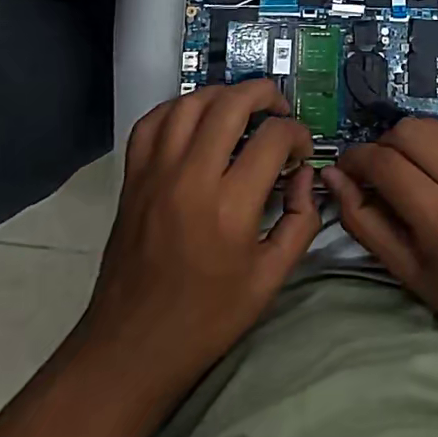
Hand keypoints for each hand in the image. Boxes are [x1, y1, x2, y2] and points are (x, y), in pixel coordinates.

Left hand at [76, 80, 319, 382]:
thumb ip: (300, 222)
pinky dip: (176, 108)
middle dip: (263, 94)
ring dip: (221, 94)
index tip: (301, 149)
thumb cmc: (208, 317)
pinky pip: (152, 121)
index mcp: (230, 207)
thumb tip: (304, 175)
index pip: (272, 139)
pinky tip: (194, 118)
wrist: (135, 342)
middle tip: (278, 107)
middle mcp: (190, 177)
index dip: (297, 134)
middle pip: (230, 104)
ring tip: (240, 106)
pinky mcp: (133, 175)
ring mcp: (155, 171)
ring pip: (189, 103)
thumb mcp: (270, 279)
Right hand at [322, 117, 437, 343]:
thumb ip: (362, 220)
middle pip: (403, 133)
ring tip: (402, 167)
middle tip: (375, 173)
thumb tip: (332, 177)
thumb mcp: (405, 270)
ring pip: (425, 123)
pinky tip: (428, 162)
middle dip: (379, 147)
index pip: (383, 164)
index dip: (355, 160)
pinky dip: (429, 137)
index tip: (346, 171)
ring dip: (403, 139)